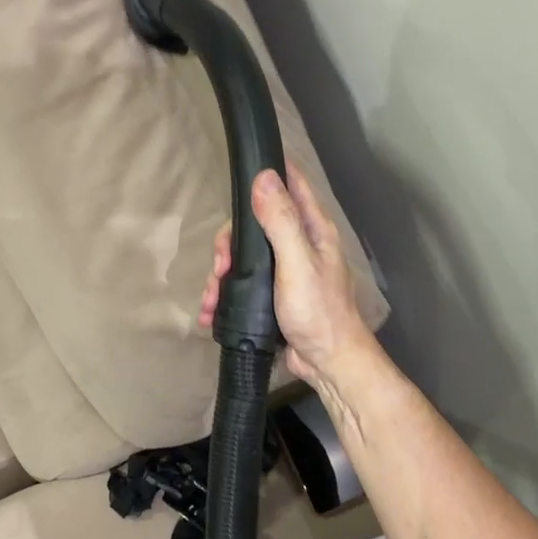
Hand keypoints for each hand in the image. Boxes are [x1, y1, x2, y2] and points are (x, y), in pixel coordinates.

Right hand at [199, 163, 376, 388]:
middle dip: (230, 244)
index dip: (268, 176)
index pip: (291, 186)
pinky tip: (212, 311)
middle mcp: (300, 246)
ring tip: (210, 299)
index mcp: (313, 230)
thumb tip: (263, 177)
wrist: (327, 363)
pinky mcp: (272, 298)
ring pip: (245, 259)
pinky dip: (225, 297)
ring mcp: (285, 273)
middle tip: (220, 267)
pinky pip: (243, 287)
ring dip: (222, 276)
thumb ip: (280, 221)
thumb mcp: (297, 263)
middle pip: (255, 227)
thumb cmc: (318, 312)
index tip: (240, 180)